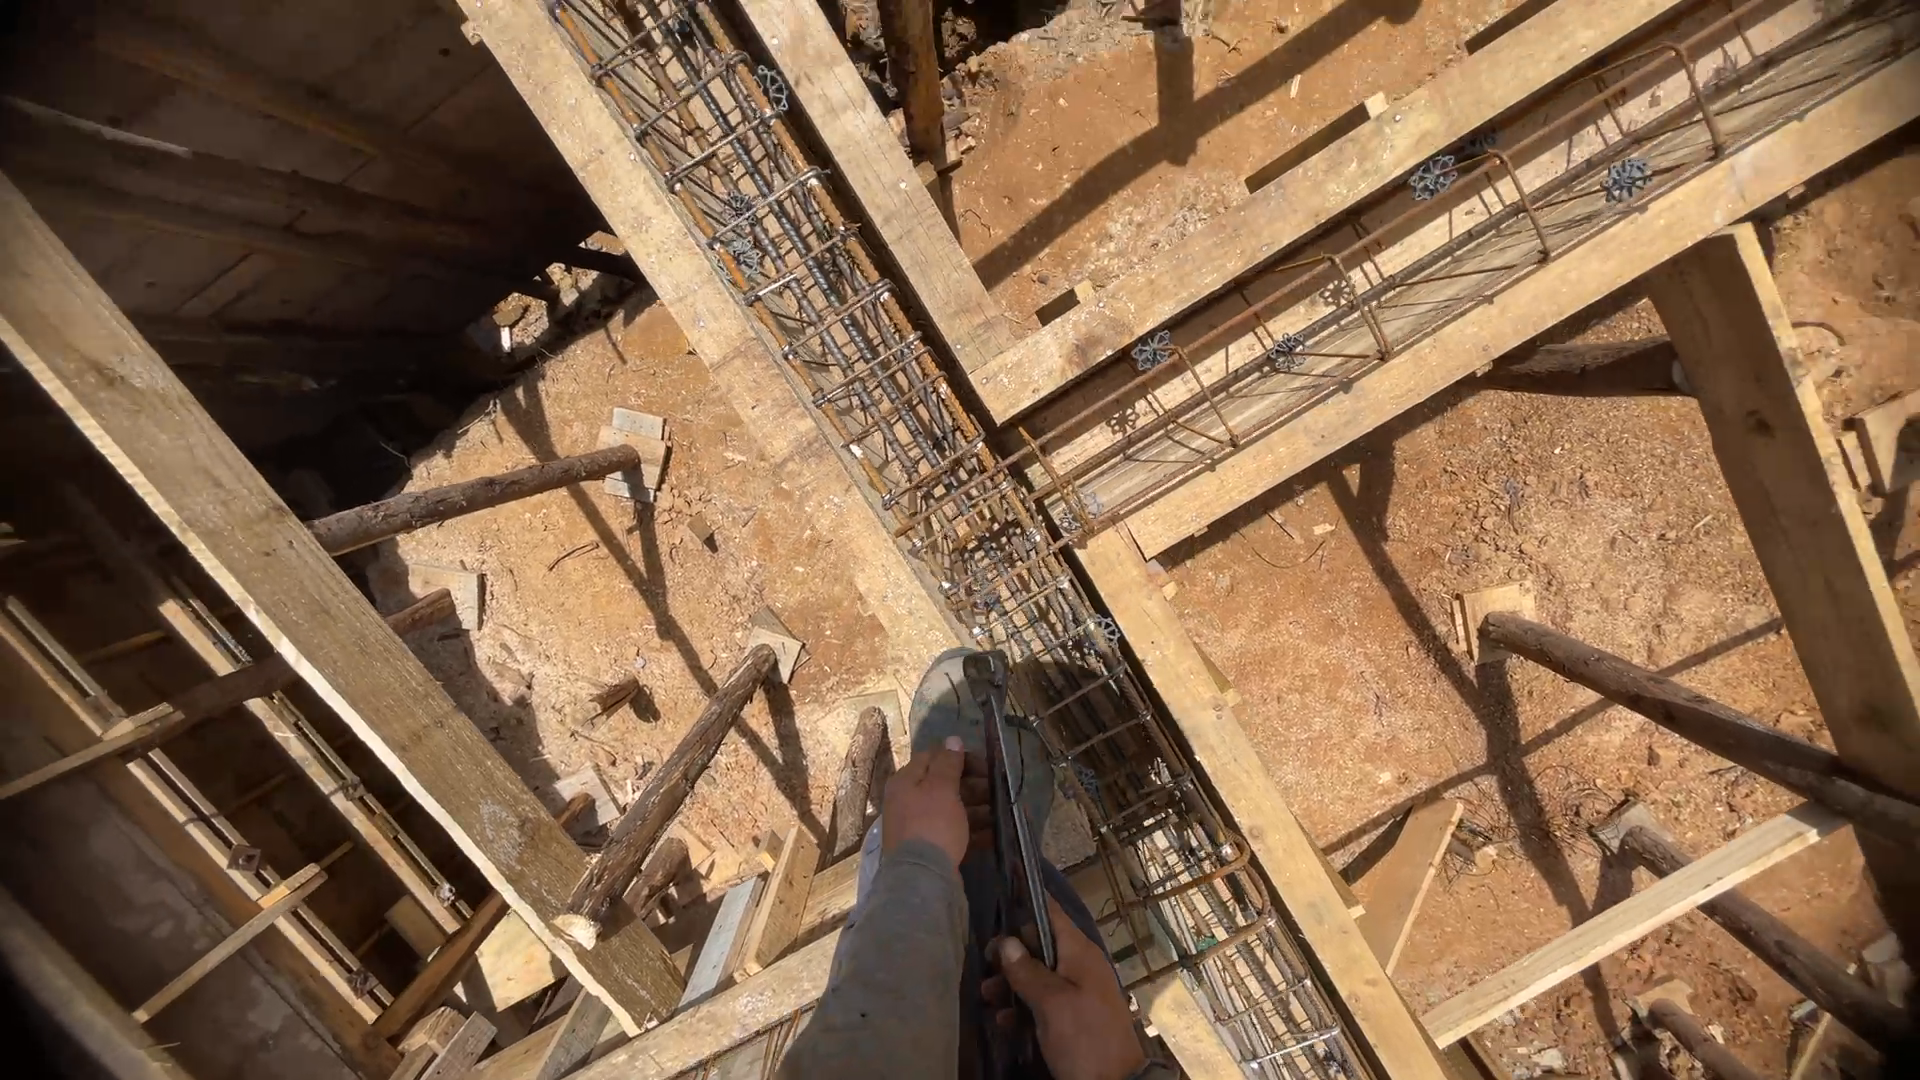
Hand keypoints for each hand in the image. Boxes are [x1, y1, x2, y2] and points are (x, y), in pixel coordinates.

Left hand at [882, 736, 990, 867]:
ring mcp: (919, 827)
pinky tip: (996, 833)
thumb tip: (952, 739)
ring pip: (952, 809)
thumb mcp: (941, 788)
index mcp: (906, 781)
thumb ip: (948, 763)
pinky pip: (956, 833)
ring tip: (1002, 810)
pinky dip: (975, 831)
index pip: (932, 757)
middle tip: (997, 788)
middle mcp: (909, 801)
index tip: (985, 764)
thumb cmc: (931, 825)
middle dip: (973, 784)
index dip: (959, 757)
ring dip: (978, 807)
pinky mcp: (932, 850)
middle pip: (943, 784)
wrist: (921, 881)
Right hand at [984, 896, 1145, 1079]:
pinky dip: (1022, 1008)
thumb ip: (1027, 970)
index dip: (1026, 902)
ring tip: (987, 997)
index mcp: (1079, 951)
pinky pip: (1043, 1003)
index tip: (999, 900)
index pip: (1050, 912)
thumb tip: (1006, 941)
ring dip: (1011, 985)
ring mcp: (1076, 993)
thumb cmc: (1084, 1037)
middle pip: (1038, 946)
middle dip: (1010, 955)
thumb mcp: (1051, 1003)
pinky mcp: (1072, 1019)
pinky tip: (1004, 1021)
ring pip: (1037, 976)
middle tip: (985, 965)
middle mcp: (1078, 965)